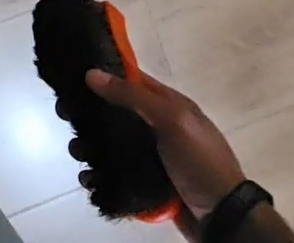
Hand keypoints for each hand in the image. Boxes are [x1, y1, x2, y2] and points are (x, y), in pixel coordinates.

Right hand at [85, 69, 244, 240]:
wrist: (226, 221)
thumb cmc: (201, 163)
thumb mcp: (173, 122)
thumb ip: (132, 96)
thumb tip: (90, 72)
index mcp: (167, 105)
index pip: (129, 79)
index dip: (102, 75)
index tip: (72, 78)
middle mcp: (156, 127)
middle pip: (113, 112)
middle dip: (88, 115)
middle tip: (67, 119)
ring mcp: (150, 156)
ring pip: (109, 143)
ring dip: (89, 146)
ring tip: (79, 154)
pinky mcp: (144, 182)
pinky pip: (114, 172)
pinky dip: (98, 174)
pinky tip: (89, 177)